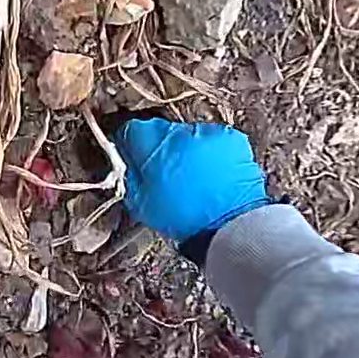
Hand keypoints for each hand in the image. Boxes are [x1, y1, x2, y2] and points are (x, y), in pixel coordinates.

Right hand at [113, 118, 269, 245]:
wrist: (231, 227)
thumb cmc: (187, 220)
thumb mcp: (142, 203)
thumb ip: (130, 176)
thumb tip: (126, 163)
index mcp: (153, 147)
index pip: (132, 130)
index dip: (130, 146)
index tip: (133, 158)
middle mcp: (180, 133)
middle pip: (161, 131)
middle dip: (160, 150)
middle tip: (165, 175)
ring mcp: (208, 134)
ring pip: (187, 135)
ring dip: (186, 150)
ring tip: (192, 178)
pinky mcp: (232, 138)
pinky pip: (212, 140)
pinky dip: (210, 153)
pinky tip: (210, 175)